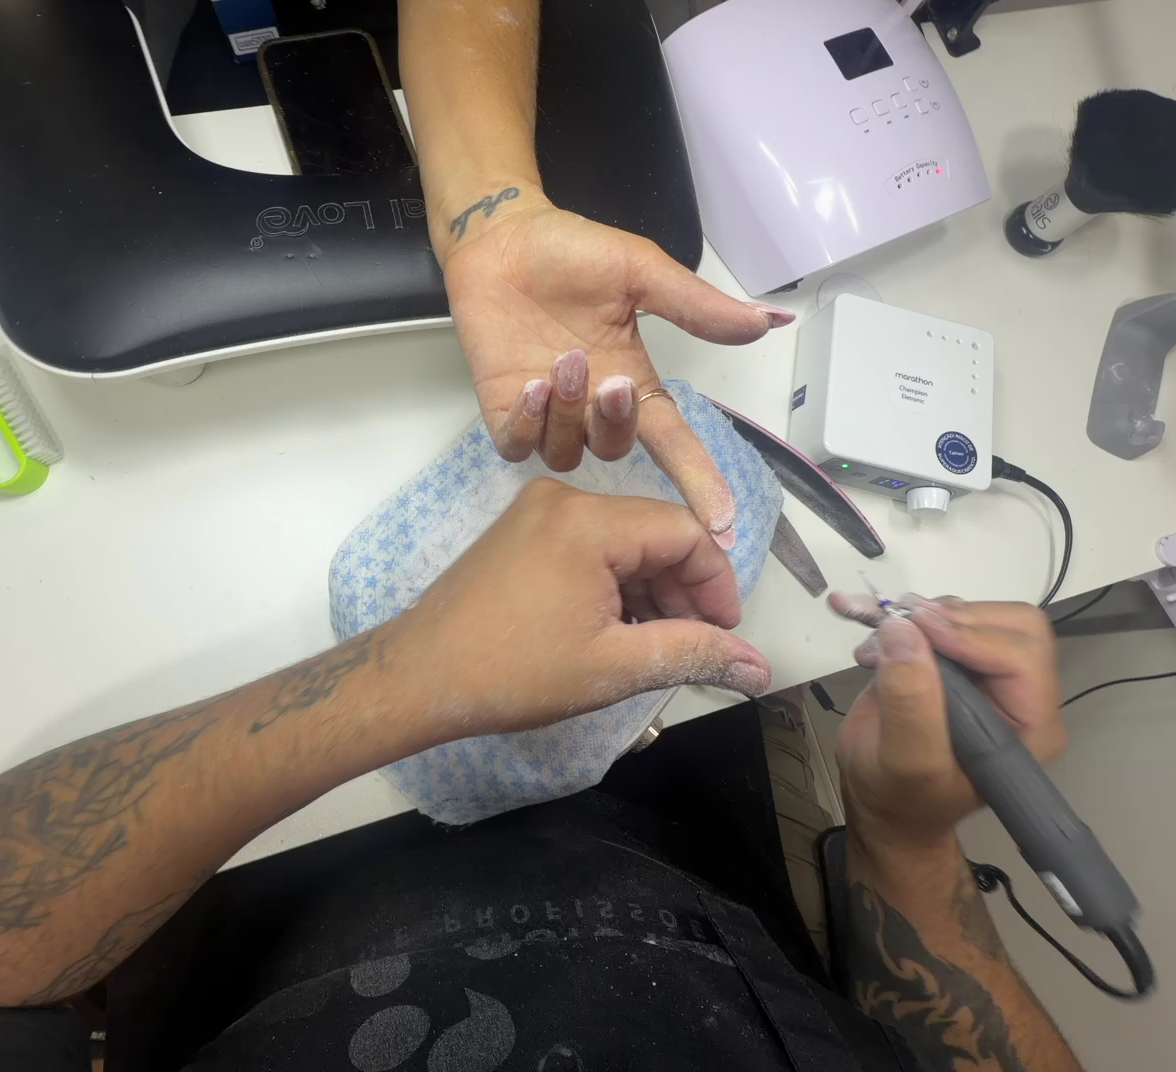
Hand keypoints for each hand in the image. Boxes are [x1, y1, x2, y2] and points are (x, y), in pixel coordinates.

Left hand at [388, 479, 771, 736]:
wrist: (417, 676)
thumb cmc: (514, 673)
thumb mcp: (613, 667)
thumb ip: (692, 655)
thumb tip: (758, 667)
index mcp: (588, 520)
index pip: (684, 532)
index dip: (716, 584)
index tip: (724, 635)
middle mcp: (562, 500)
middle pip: (651, 533)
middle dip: (682, 590)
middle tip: (692, 646)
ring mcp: (535, 512)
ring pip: (620, 541)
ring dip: (648, 589)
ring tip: (655, 644)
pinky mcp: (519, 531)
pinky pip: (586, 547)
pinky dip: (611, 582)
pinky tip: (616, 626)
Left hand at [437, 195, 791, 547]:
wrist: (502, 238)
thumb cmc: (570, 252)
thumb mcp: (642, 273)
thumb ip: (696, 307)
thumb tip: (767, 323)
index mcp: (632, 383)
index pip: (673, 444)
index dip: (697, 481)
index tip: (723, 523)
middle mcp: (592, 409)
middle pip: (616, 452)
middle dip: (616, 424)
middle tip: (611, 379)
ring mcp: (547, 414)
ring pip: (567, 455)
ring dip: (568, 417)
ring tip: (560, 363)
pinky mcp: (503, 411)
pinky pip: (518, 447)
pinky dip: (526, 426)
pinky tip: (530, 386)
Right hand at [826, 594, 1065, 850]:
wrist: (877, 800)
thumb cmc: (900, 794)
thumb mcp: (907, 759)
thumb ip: (911, 700)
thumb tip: (900, 629)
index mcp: (1029, 724)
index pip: (1021, 656)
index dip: (970, 635)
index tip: (914, 627)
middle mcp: (1014, 694)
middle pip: (1009, 625)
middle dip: (952, 616)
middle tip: (901, 622)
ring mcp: (979, 675)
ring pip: (971, 614)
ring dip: (920, 615)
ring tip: (875, 639)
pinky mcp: (945, 663)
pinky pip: (936, 620)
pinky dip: (899, 616)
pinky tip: (868, 630)